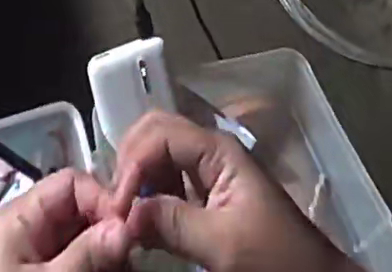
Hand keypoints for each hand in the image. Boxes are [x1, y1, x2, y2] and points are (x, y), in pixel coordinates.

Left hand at [0, 170, 132, 271]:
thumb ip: (86, 254)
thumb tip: (127, 224)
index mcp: (22, 216)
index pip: (71, 184)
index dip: (102, 197)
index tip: (130, 228)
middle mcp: (32, 229)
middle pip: (81, 211)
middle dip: (109, 231)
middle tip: (132, 257)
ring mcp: (38, 258)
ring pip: (84, 241)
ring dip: (107, 256)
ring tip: (127, 269)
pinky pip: (78, 264)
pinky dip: (98, 269)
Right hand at [109, 112, 356, 271]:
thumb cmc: (276, 260)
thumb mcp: (223, 246)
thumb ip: (173, 224)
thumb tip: (125, 214)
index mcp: (217, 149)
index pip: (160, 133)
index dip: (133, 163)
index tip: (116, 205)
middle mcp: (209, 149)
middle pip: (156, 132)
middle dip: (131, 160)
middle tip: (115, 204)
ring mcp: (209, 169)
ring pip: (159, 153)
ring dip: (138, 175)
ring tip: (125, 212)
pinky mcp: (208, 192)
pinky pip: (169, 178)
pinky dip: (150, 191)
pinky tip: (143, 218)